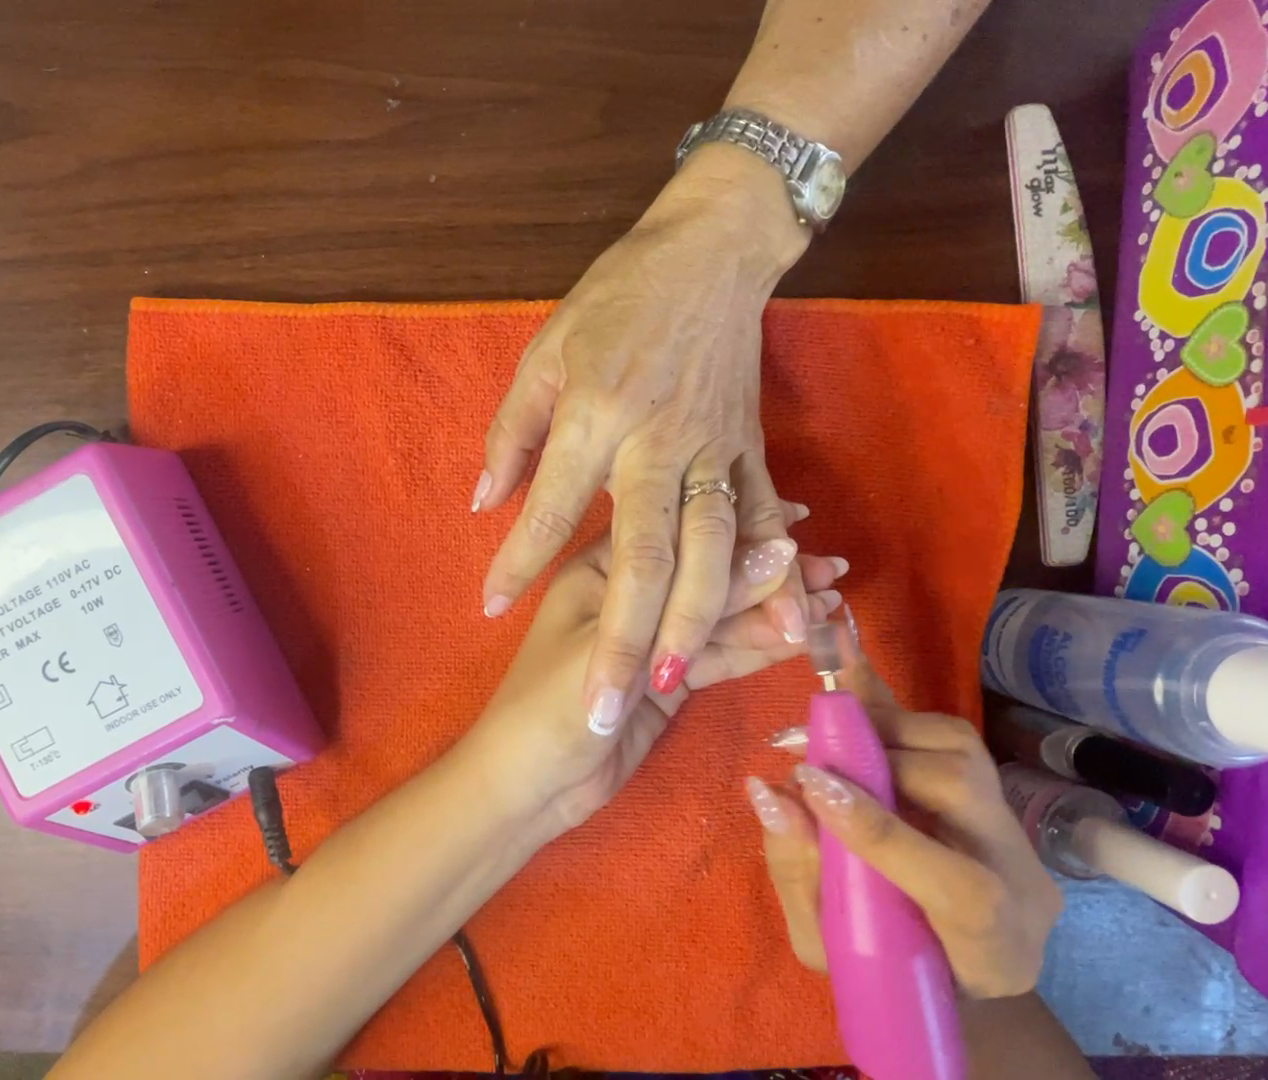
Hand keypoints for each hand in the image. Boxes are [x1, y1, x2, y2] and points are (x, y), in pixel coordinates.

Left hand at [464, 531, 846, 841]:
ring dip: (773, 613)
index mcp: (603, 570)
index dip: (740, 534)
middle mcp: (632, 597)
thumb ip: (701, 606)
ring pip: (721, 621)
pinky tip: (803, 636)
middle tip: (835, 570)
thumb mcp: (628, 649)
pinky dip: (760, 649)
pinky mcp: (668, 684)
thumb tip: (779, 551)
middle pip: (708, 579)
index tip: (801, 523)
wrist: (526, 788)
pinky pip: (719, 659)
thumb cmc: (550, 707)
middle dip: (768, 577)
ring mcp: (652, 642)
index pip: (680, 540)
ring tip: (834, 600)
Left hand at [475, 148, 827, 728]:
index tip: (488, 607)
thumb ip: (515, 433)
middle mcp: (656, 446)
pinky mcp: (752, 450)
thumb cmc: (615, 301)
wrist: (709, 252)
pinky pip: (764, 520)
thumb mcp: (545, 353)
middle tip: (600, 705)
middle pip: (641, 557)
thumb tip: (485, 502)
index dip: (515, 560)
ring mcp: (713, 452)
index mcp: (596, 418)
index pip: (549, 508)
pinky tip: (782, 621)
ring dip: (698, 623)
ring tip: (676, 682)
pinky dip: (771, 572)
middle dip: (621, 636)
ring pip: (711, 553)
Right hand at [746, 660, 1062, 998]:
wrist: (947, 962)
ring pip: (958, 751)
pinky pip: (949, 737)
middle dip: (870, 758)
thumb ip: (797, 872)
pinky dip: (892, 720)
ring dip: (878, 730)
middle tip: (797, 749)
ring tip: (819, 735)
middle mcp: (1022, 883)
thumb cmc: (880, 966)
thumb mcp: (823, 943)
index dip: (882, 833)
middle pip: (962, 793)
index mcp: (993, 951)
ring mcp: (1014, 832)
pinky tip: (850, 716)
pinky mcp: (995, 790)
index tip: (810, 788)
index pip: (960, 890)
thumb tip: (769, 792)